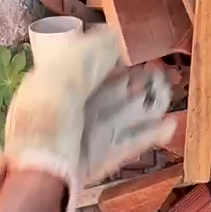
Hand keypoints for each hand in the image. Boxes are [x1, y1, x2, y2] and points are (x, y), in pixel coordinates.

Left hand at [0, 28, 175, 211]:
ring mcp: (93, 134)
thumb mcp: (63, 77)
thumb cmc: (46, 122)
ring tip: (169, 90)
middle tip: (161, 70)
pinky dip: (152, 134)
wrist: (40, 175)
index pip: (95, 66)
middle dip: (140, 78)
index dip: (118, 56)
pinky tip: (170, 123)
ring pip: (129, 113)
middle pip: (117, 89)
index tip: (140, 47)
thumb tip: (114, 36)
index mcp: (64, 87)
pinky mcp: (106, 157)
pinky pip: (133, 141)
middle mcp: (80, 109)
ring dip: (151, 102)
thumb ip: (90, 57)